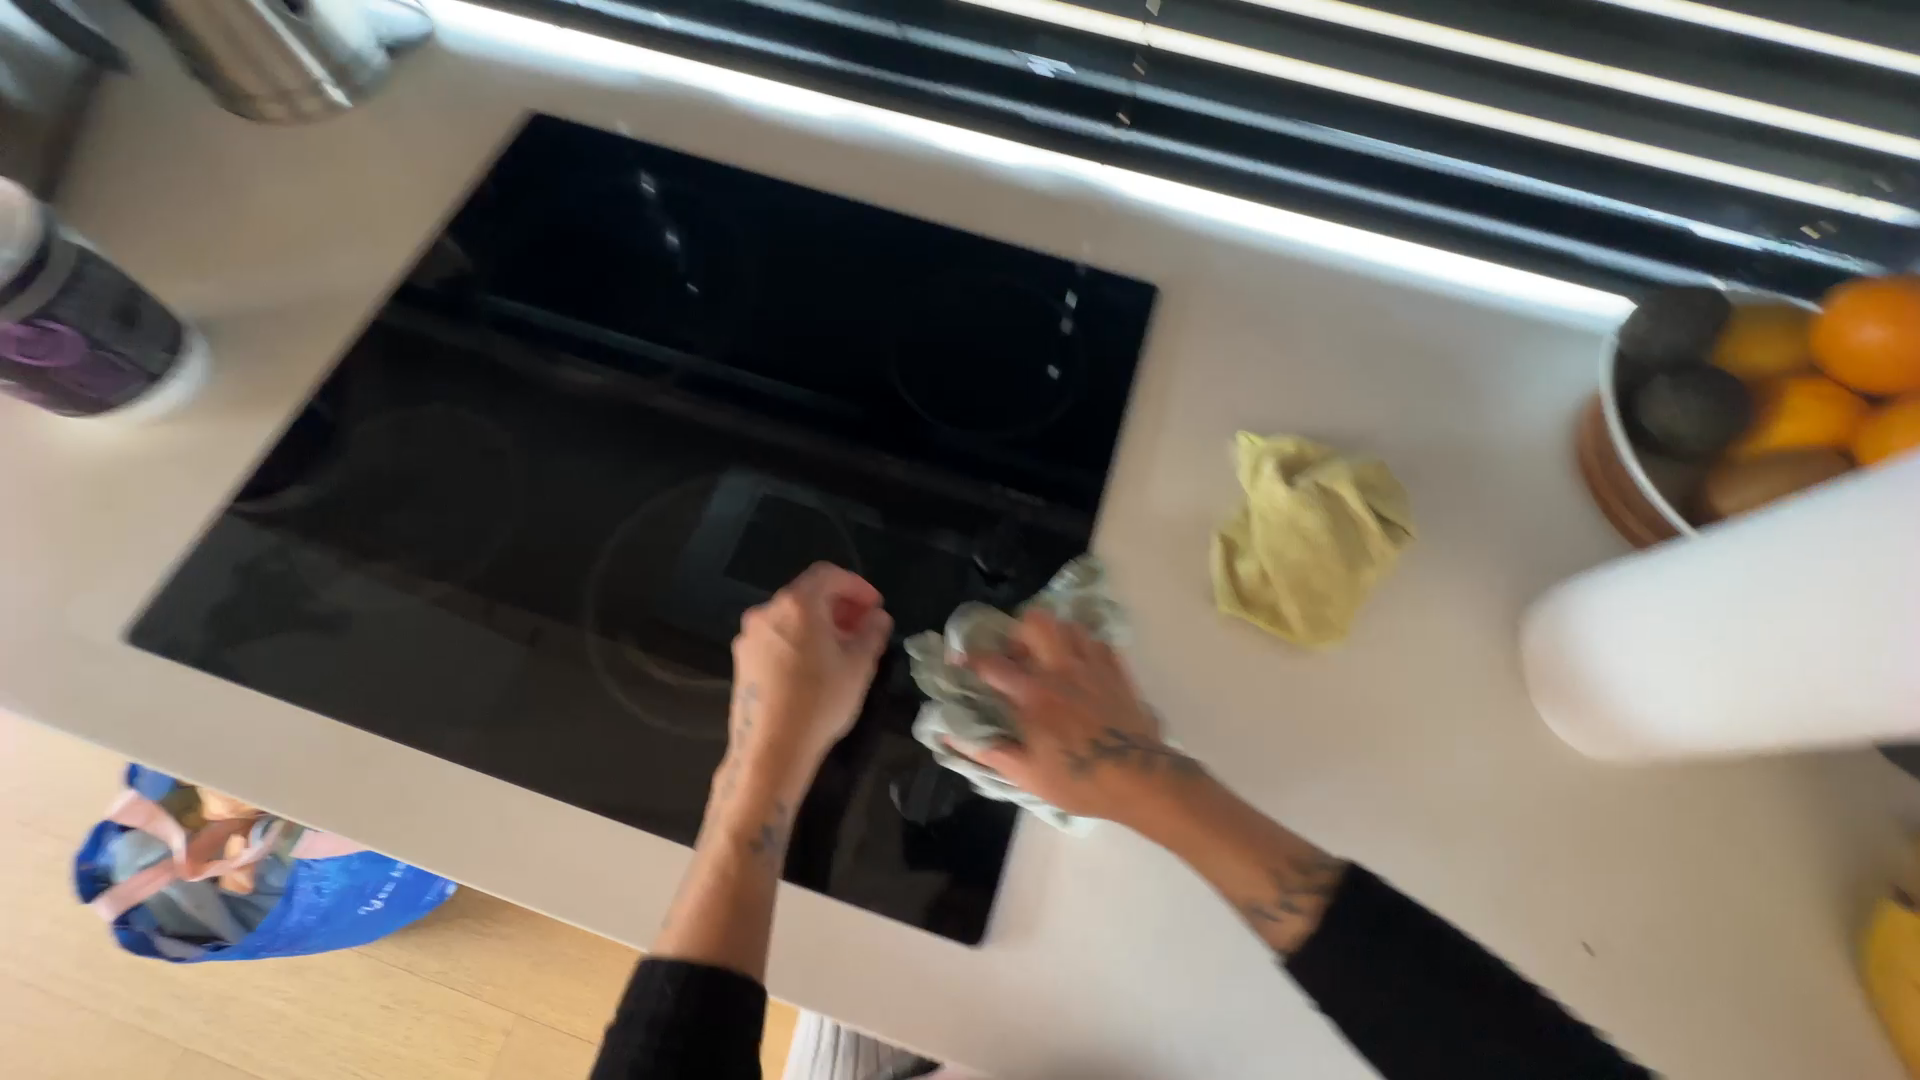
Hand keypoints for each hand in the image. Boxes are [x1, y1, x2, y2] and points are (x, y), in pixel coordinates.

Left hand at [727, 563, 892, 793]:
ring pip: (791, 618)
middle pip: (808, 595)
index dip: (856, 586)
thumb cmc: (820, 701)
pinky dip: (800, 640)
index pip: (828, 575)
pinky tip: (816, 667)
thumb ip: (872, 633)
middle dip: (840, 607)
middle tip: (865, 627)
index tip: (875, 607)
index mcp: (796, 604)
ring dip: (820, 625)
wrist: (771, 750)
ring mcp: (750, 638)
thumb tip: (878, 618)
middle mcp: (767, 612)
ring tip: (844, 650)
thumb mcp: (859, 666)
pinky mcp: (743, 662)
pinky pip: (777, 638)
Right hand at [951, 609, 1198, 823]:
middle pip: (1035, 622)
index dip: (971, 659)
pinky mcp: (1117, 671)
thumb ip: (988, 750)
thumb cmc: (1079, 781)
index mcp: (1033, 695)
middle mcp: (1061, 670)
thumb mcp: (1026, 774)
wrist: (1139, 780)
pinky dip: (1084, 648)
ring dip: (1052, 637)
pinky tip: (1080, 668)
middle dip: (1018, 633)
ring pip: (1068, 625)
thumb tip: (950, 735)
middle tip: (1015, 656)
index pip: (992, 663)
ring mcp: (1093, 666)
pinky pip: (1098, 643)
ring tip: (1048, 659)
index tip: (962, 663)